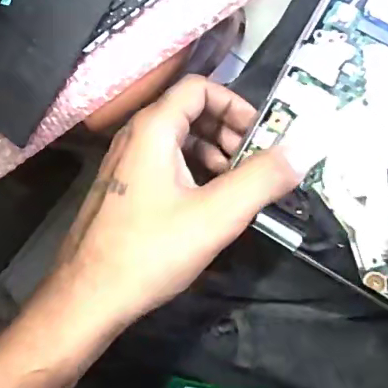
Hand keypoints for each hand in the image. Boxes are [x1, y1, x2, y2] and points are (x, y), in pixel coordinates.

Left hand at [40, 77, 305, 346]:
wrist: (85, 298)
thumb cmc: (150, 250)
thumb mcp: (216, 215)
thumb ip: (261, 179)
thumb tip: (302, 148)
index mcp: (154, 127)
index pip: (200, 88)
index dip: (236, 105)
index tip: (261, 136)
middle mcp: (136, 134)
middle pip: (190, 110)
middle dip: (229, 130)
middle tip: (254, 163)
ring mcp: (126, 159)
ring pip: (179, 137)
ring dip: (214, 152)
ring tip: (236, 185)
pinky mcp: (124, 184)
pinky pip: (165, 160)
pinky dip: (194, 169)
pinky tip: (208, 203)